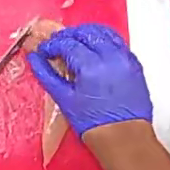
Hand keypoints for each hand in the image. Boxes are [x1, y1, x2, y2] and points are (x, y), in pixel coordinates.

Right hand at [28, 23, 152, 135]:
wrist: (123, 137)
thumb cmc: (95, 125)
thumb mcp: (64, 99)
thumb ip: (47, 75)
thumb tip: (35, 59)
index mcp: (92, 66)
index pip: (68, 43)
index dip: (52, 44)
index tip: (45, 50)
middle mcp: (111, 58)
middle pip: (86, 32)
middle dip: (68, 35)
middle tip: (56, 45)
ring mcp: (125, 59)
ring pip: (104, 32)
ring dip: (86, 34)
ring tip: (74, 44)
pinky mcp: (134, 64)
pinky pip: (117, 42)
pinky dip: (103, 40)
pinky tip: (94, 50)